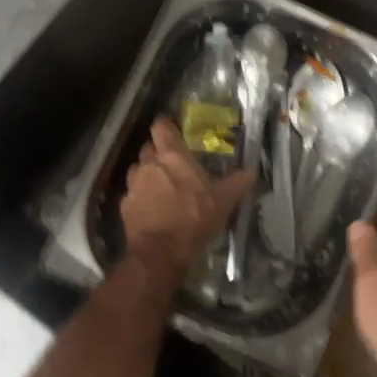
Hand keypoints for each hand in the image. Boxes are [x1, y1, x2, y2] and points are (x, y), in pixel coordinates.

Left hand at [121, 119, 252, 274]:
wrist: (160, 251)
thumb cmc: (194, 219)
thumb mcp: (223, 202)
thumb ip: (236, 183)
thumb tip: (251, 171)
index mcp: (172, 157)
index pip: (161, 128)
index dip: (165, 125)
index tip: (171, 127)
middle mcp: (149, 165)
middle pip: (148, 148)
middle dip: (158, 151)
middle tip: (173, 161)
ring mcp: (133, 185)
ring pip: (137, 169)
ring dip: (147, 173)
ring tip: (161, 184)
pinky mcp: (125, 206)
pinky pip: (133, 193)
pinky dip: (141, 196)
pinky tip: (151, 207)